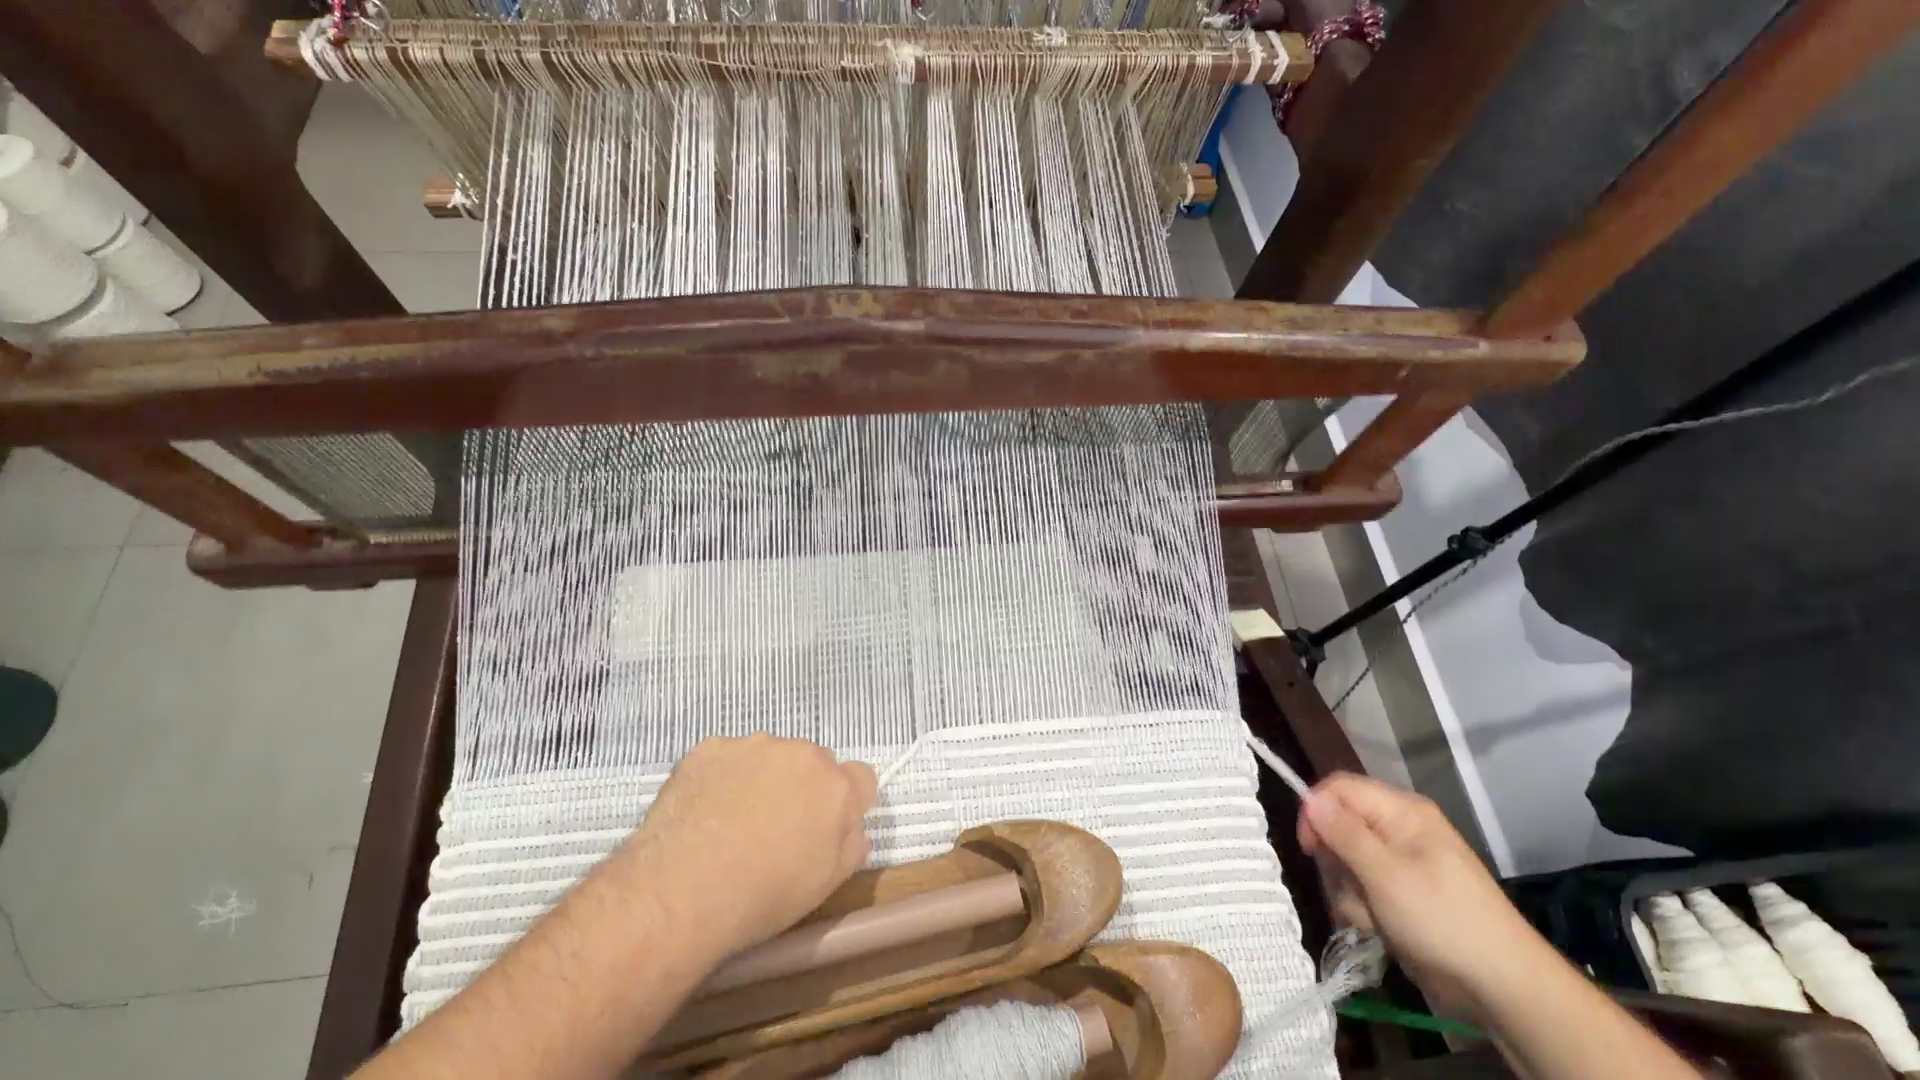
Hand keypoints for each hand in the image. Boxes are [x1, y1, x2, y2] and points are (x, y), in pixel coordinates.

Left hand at [624, 735, 877, 955]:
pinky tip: (703, 813)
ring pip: (768, 756)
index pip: (861, 778)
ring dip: (761, 779)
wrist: (682, 890)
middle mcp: (801, 755)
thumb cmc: (764, 896)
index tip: (824, 827)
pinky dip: (721, 778)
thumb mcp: (827, 884)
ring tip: (731, 824)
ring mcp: (753, 746)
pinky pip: (726, 758)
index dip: (845, 802)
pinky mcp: (709, 748)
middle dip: (801, 788)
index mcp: (837, 788)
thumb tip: (853, 827)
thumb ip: (851, 845)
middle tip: (774, 829)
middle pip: (813, 763)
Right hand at [1298, 773, 1548, 1020]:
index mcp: (1402, 812)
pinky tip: (1381, 927)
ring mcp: (1399, 864)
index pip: (1339, 789)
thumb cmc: (1442, 918)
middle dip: (1337, 862)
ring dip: (1349, 892)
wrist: (1496, 981)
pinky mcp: (1399, 893)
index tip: (1308, 849)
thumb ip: (1344, 833)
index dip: (1316, 811)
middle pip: (1338, 827)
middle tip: (1354, 888)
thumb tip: (1309, 796)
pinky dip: (1363, 909)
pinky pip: (1360, 889)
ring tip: (1374, 915)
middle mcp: (1398, 830)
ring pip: (1345, 863)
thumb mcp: (1386, 874)